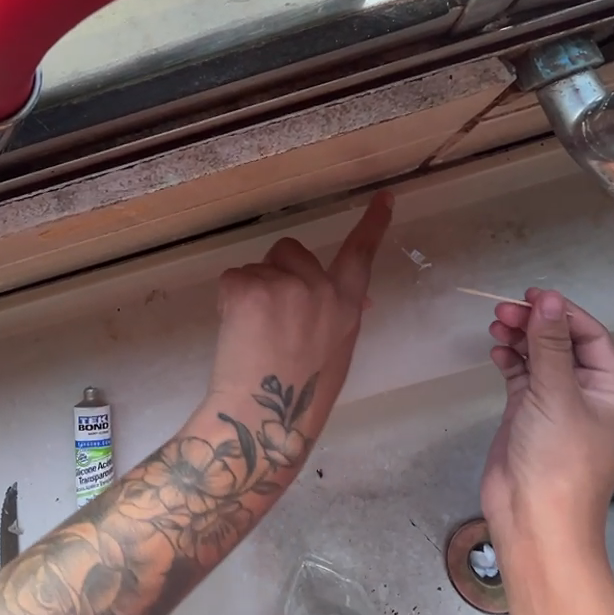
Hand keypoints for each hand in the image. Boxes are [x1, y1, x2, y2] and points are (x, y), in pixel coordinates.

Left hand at [203, 191, 393, 449]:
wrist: (263, 418)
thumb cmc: (300, 393)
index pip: (360, 255)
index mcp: (345, 305)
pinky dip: (229, 300)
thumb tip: (333, 293)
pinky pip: (233, 278)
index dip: (372, 225)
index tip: (384, 196)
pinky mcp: (247, 287)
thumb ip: (334, 312)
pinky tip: (236, 330)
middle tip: (272, 318)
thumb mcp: (335, 349)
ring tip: (254, 333)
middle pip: (291, 250)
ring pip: (258, 267)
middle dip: (279, 272)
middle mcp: (318, 288)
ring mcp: (282, 285)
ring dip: (253, 290)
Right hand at [481, 288, 613, 563]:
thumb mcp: (556, 394)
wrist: (534, 516)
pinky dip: (509, 359)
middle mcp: (587, 396)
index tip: (530, 296)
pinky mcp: (528, 414)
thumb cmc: (558, 457)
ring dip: (519, 338)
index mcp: (611, 393)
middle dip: (536, 324)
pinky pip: (521, 375)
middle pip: (563, 344)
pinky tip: (496, 351)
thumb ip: (550, 343)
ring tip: (495, 325)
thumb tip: (548, 298)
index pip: (592, 338)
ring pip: (540, 357)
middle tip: (503, 309)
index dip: (563, 313)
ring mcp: (556, 405)